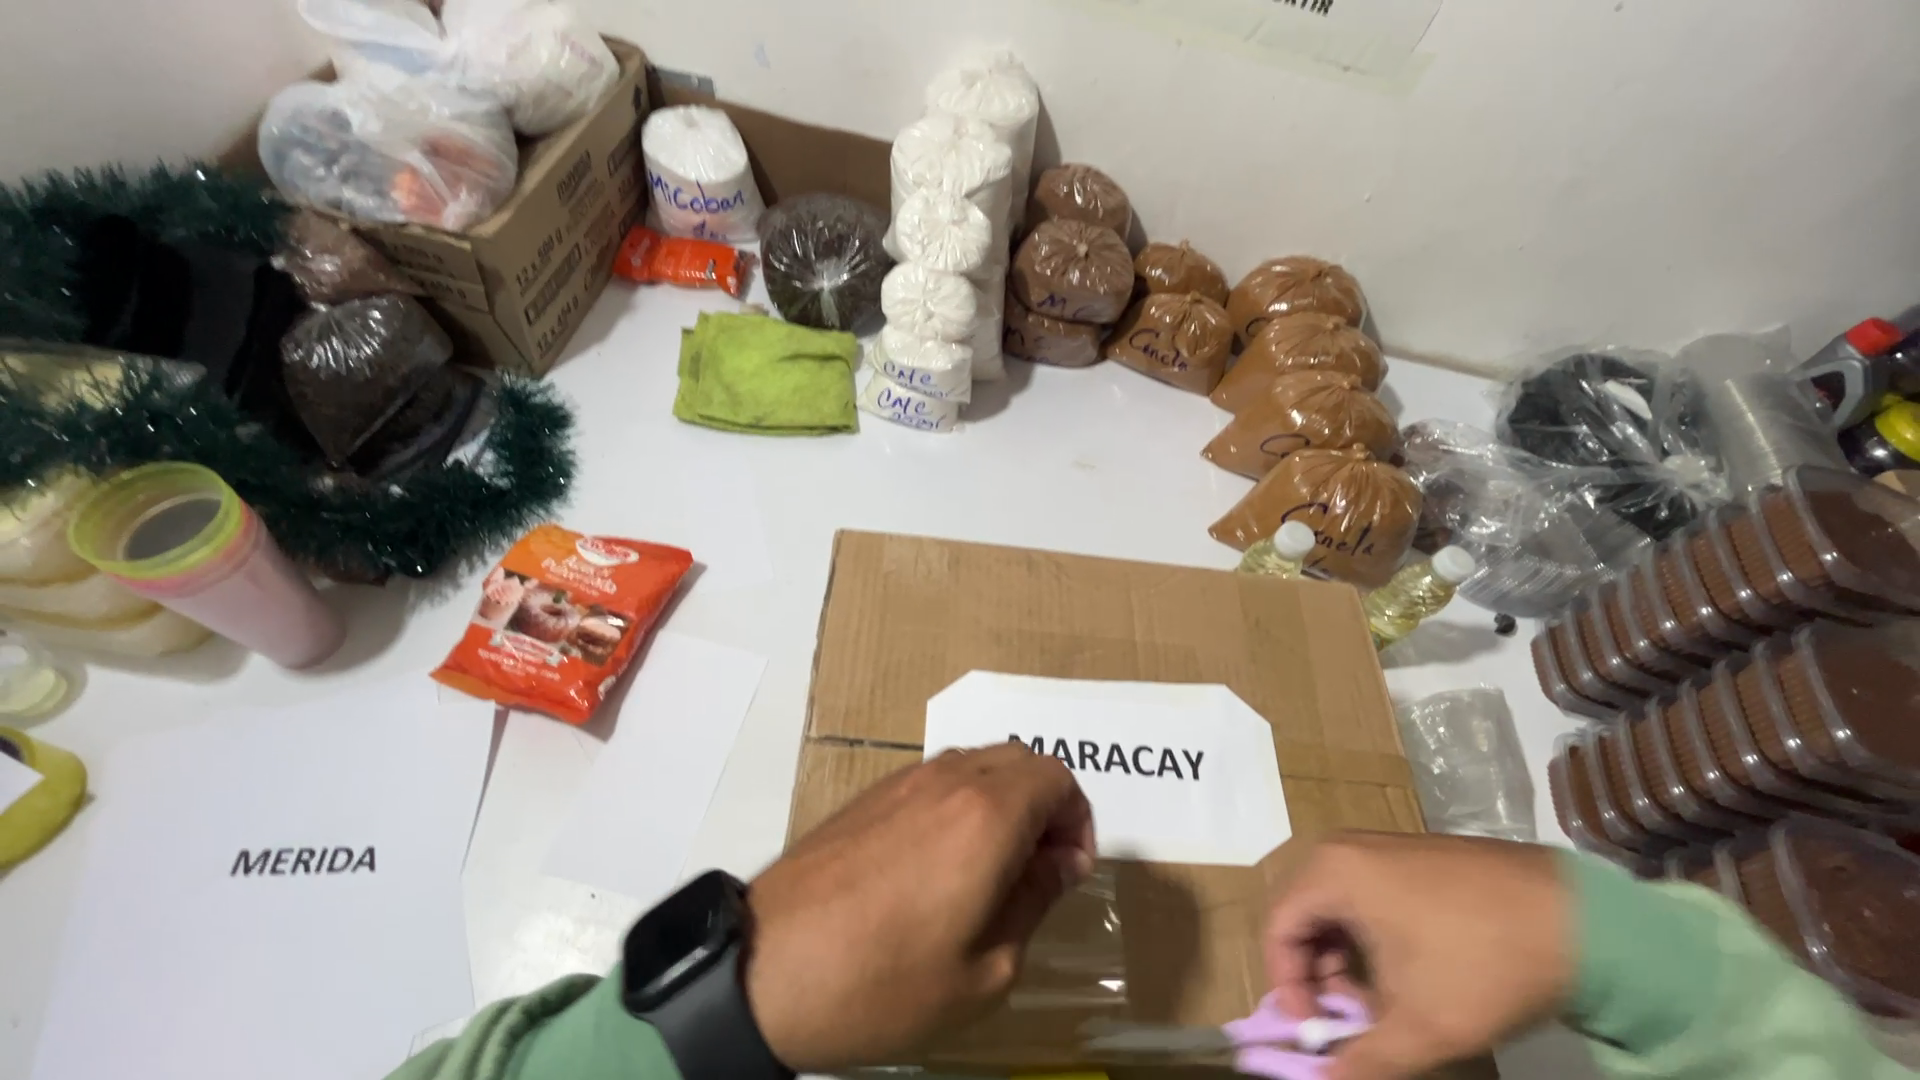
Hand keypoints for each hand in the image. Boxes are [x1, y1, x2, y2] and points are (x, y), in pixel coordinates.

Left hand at [744, 743, 1096, 1072]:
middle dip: (1046, 804)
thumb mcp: (984, 970)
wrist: (766, 968)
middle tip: (1039, 867)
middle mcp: (948, 781)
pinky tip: (942, 861)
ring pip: (978, 762)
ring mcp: (903, 781)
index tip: (1067, 872)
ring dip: (1004, 799)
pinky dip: (962, 801)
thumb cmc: (884, 981)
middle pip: (1021, 759)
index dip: (1078, 820)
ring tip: (992, 867)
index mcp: (987, 815)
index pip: (1057, 778)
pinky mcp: (870, 795)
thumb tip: (1059, 862)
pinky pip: (937, 777)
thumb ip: (1034, 901)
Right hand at [1263, 832, 1572, 1079]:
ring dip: (1344, 959)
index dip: (1286, 986)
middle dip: (1317, 975)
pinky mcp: (1412, 854)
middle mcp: (1345, 848)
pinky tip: (1407, 971)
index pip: (1277, 928)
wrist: (1583, 919)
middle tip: (1347, 1019)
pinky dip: (1370, 937)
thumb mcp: (1423, 1026)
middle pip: (1303, 914)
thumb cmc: (1483, 964)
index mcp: (1332, 872)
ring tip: (1381, 1002)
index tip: (1314, 1030)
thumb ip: (1365, 1060)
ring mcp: (1381, 846)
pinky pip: (1366, 894)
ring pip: (1335, 906)